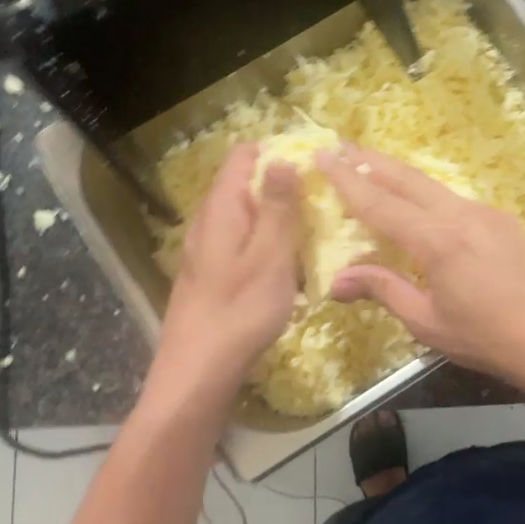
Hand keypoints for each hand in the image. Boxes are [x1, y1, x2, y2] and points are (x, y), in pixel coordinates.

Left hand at [153, 144, 302, 393]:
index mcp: (222, 208)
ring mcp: (208, 252)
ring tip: (314, 242)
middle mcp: (209, 222)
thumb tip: (282, 157)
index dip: (279, 153)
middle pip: (247, 188)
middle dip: (285, 191)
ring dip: (281, 226)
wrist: (199, 370)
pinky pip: (246, 250)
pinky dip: (270, 253)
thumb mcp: (270, 254)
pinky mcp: (213, 279)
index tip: (316, 168)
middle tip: (324, 209)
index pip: (244, 156)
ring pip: (249, 222)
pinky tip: (290, 277)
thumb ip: (278, 205)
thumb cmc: (240, 310)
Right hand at [318, 146, 524, 389]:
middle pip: (408, 180)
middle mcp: (462, 216)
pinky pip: (457, 201)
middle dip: (372, 163)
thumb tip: (337, 280)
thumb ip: (383, 290)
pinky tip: (421, 204)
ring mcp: (488, 215)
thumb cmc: (485, 338)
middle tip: (341, 147)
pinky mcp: (504, 223)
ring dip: (401, 177)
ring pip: (435, 187)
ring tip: (373, 169)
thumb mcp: (427, 321)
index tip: (322, 157)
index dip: (348, 182)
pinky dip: (429, 196)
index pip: (381, 204)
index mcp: (438, 241)